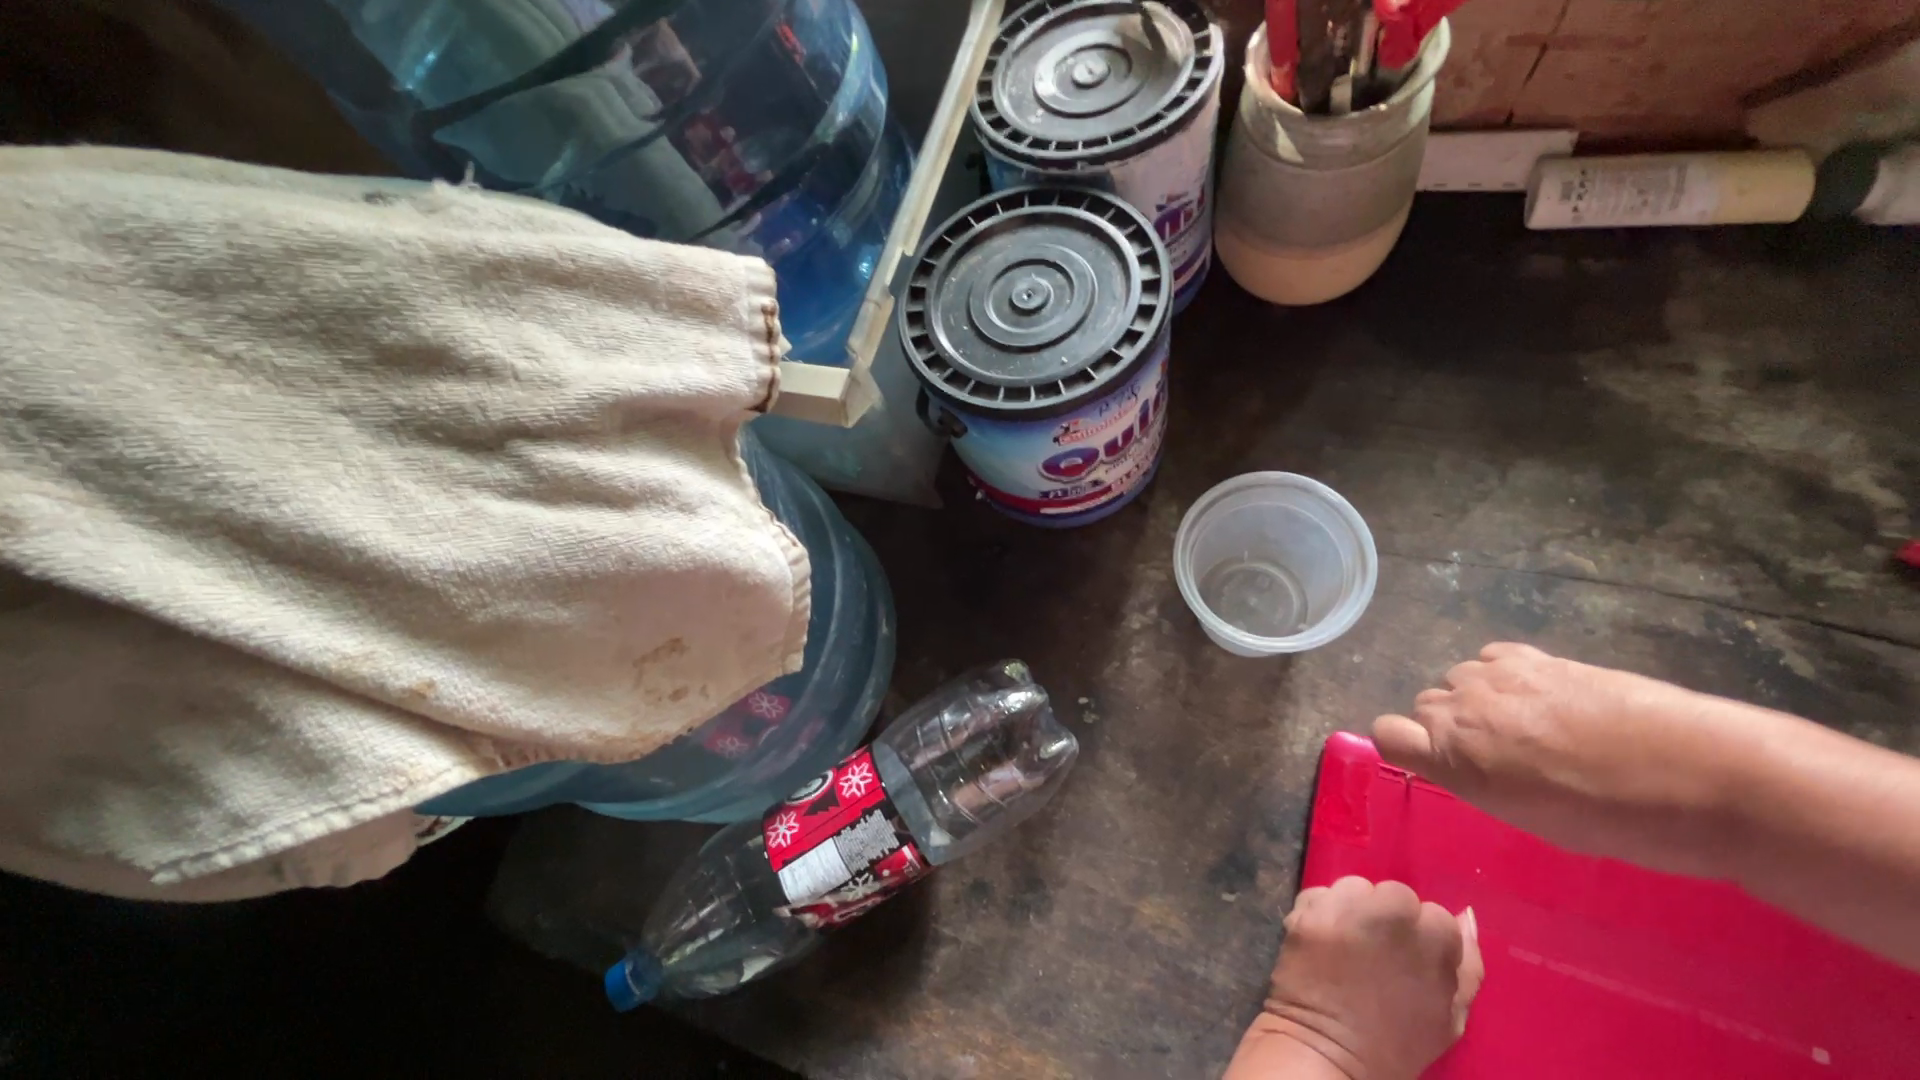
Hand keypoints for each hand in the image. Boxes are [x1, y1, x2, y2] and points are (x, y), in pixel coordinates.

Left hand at [1228, 877, 1481, 1079]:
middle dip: (1386, 916)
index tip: (1406, 962)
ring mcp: (1346, 908)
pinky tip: (1321, 941)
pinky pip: (1318, 895)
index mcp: (1435, 938)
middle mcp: (1391, 912)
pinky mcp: (1308, 910)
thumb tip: (1466, 916)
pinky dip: (1319, 912)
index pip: (1434, 914)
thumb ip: (1467, 967)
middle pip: (1393, 893)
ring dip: (1352, 908)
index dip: (1419, 938)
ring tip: (1346, 944)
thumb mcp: (1451, 1017)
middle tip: (1374, 951)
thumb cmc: (1396, 1043)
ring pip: (1354, 887)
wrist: (1328, 1054)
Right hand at [1371, 642, 1775, 877]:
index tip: (1430, 763)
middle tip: (1498, 755)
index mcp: (1454, 759)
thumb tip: (1469, 764)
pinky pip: (1493, 658)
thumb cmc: (1618, 822)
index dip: (1403, 746)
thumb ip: (1481, 781)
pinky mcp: (1538, 657)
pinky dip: (1505, 675)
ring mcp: (1498, 677)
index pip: (1387, 734)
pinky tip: (1543, 697)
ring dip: (1478, 699)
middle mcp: (1461, 710)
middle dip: (1448, 726)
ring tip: (1528, 725)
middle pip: (1424, 706)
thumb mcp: (1531, 819)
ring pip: (1458, 680)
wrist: (1705, 776)